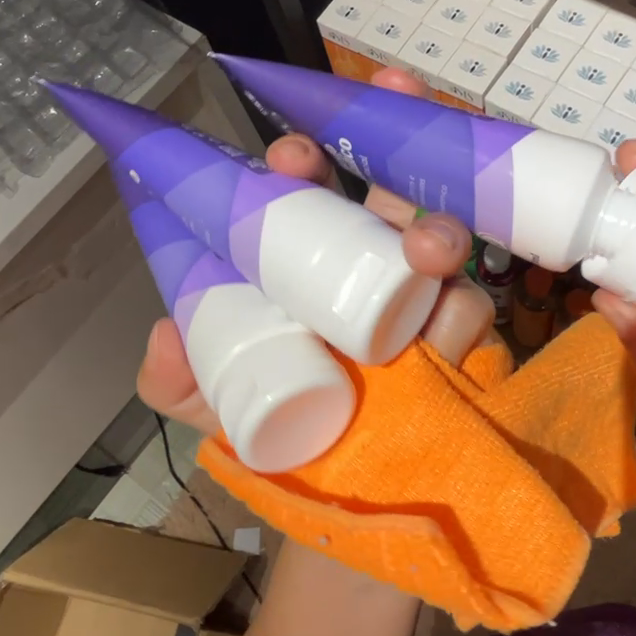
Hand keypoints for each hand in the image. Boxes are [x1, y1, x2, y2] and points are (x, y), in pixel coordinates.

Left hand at [140, 67, 496, 439]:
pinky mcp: (463, 342)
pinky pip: (471, 313)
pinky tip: (442, 335)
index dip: (304, 168)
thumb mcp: (212, 406)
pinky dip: (459, 314)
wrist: (340, 498)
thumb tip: (164, 335)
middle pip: (388, 202)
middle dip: (395, 160)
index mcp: (312, 267)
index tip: (293, 159)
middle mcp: (370, 270)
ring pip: (441, 247)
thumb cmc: (275, 431)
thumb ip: (176, 378)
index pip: (311, 199)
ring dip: (439, 235)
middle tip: (389, 137)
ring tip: (427, 252)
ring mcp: (419, 302)